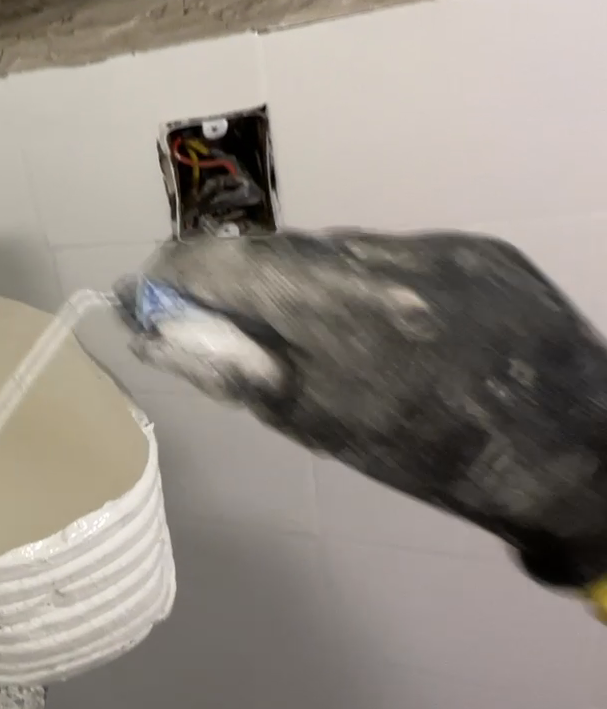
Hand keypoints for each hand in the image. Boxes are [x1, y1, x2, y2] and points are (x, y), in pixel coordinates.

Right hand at [123, 230, 606, 592]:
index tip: (145, 290)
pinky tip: (369, 315)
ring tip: (302, 320)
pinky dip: (348, 277)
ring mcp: (436, 248)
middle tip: (212, 310)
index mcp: (339, 315)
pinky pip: (377, 250)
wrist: (583, 462)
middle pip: (265, 250)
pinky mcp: (475, 246)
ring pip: (320, 247)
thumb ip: (219, 366)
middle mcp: (385, 263)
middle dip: (227, 276)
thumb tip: (148, 329)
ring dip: (289, 276)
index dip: (171, 273)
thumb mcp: (304, 419)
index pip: (219, 264)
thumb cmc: (424, 454)